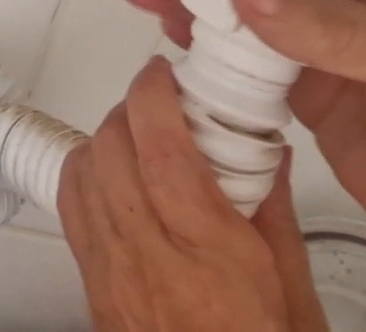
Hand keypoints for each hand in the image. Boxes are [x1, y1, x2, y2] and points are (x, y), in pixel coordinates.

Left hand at [59, 58, 327, 331]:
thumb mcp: (295, 292)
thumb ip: (274, 210)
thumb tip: (264, 149)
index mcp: (205, 248)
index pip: (156, 143)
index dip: (152, 93)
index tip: (163, 73)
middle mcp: (146, 252)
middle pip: (111, 146)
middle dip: (132, 109)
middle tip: (163, 106)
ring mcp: (110, 269)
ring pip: (82, 168)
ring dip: (106, 138)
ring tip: (139, 139)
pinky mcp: (91, 286)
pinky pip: (70, 206)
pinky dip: (84, 172)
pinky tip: (112, 175)